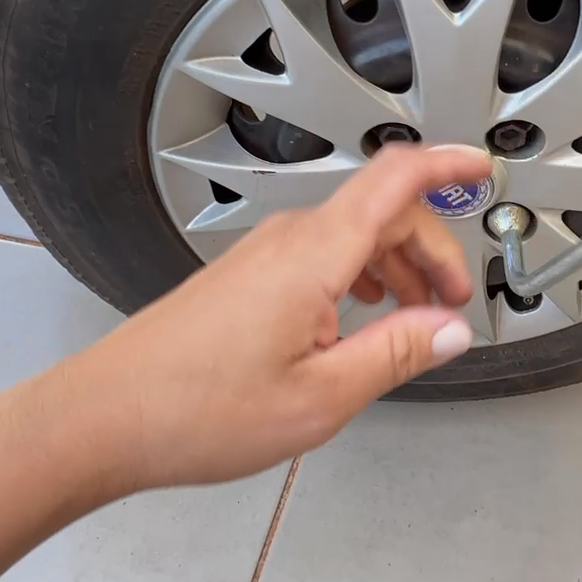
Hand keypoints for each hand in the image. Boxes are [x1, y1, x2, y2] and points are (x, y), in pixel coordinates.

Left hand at [34, 145, 490, 494]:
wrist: (100, 418)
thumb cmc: (197, 411)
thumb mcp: (320, 396)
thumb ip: (398, 354)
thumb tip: (453, 330)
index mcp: (315, 253)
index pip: (396, 178)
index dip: (446, 163)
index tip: (482, 166)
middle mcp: (292, 238)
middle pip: (386, 212)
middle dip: (433, 249)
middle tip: (453, 303)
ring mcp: (268, 251)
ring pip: (356, 233)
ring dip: (398, 266)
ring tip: (414, 318)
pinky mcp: (252, 271)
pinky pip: (326, 252)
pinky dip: (362, 274)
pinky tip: (363, 315)